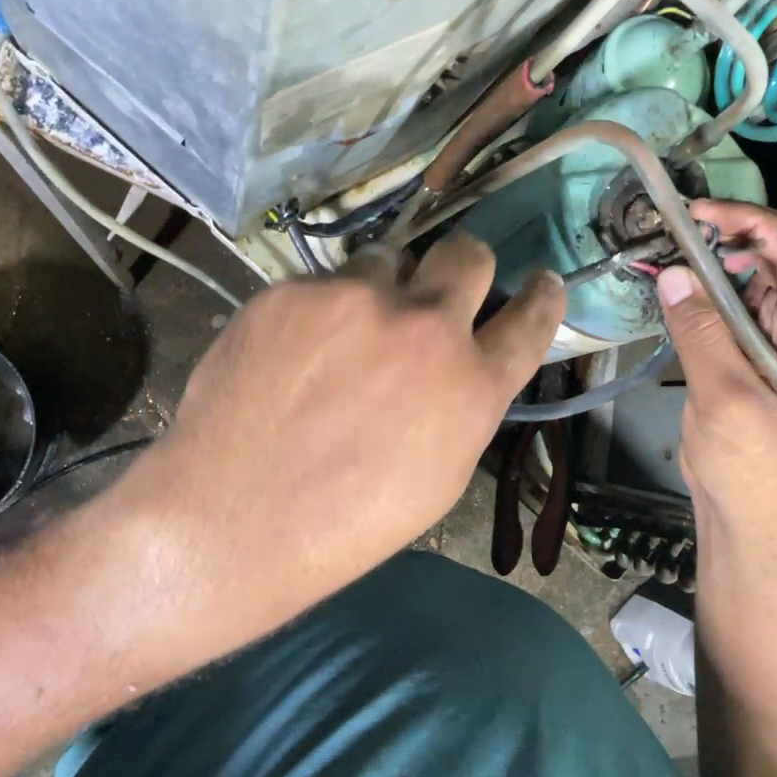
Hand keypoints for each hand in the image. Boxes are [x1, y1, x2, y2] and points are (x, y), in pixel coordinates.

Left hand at [127, 235, 564, 636]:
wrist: (234, 518)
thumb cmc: (346, 522)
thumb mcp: (438, 474)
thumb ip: (463, 405)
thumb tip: (462, 365)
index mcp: (473, 384)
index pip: (532, 317)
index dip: (542, 296)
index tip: (541, 283)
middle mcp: (426, 327)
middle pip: (468, 253)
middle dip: (463, 268)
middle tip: (439, 289)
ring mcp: (355, 300)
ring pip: (387, 260)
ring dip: (382, 288)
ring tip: (346, 334)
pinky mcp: (292, 291)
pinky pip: (322, 284)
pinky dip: (319, 310)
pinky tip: (292, 354)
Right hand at [656, 201, 776, 542]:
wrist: (745, 513)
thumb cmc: (753, 464)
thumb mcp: (730, 396)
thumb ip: (703, 331)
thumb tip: (671, 273)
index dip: (752, 224)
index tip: (699, 214)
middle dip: (733, 232)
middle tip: (680, 225)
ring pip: (753, 271)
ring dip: (715, 254)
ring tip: (673, 243)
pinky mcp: (750, 346)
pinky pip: (731, 298)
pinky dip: (704, 283)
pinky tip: (676, 275)